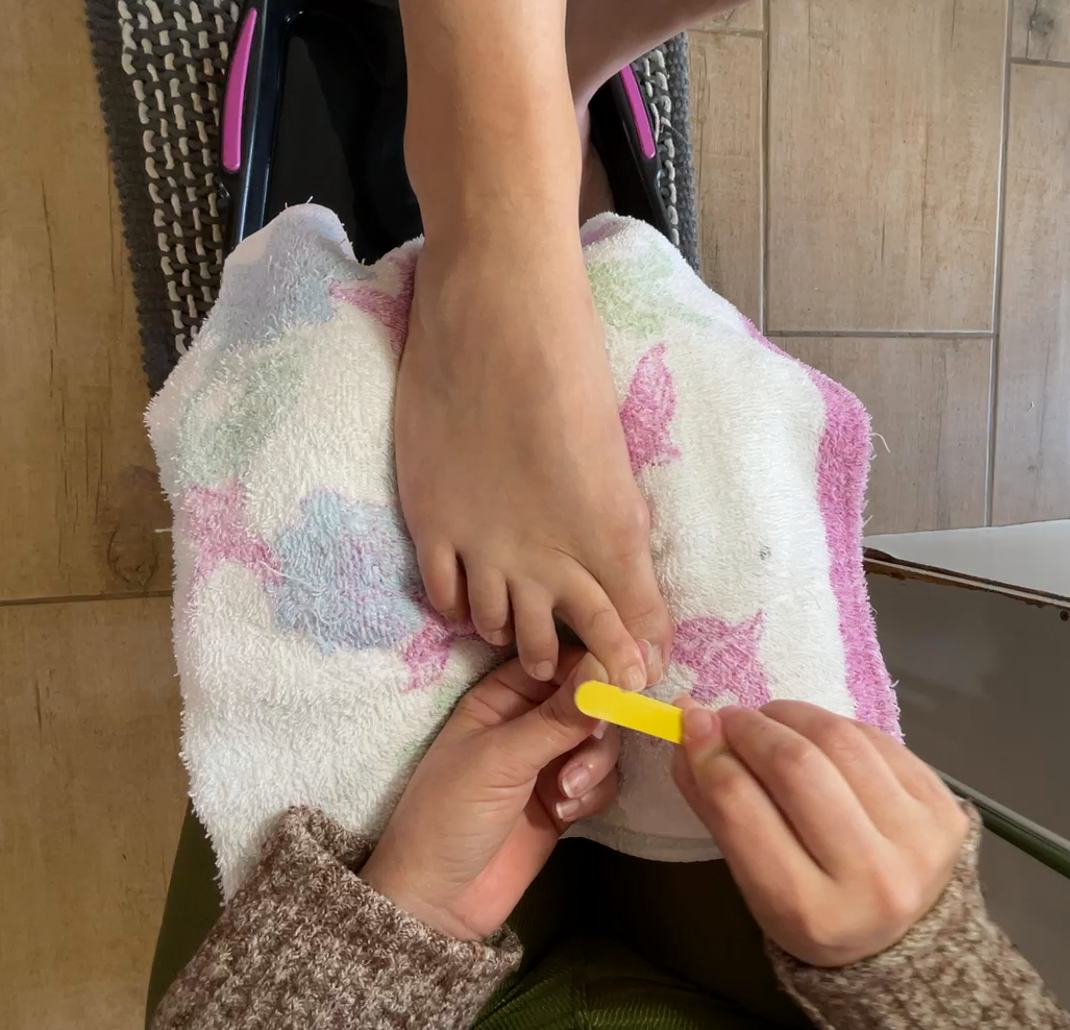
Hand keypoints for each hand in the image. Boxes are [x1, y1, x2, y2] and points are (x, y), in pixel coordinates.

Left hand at [360, 651, 619, 940]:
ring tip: (566, 793)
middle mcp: (529, 720)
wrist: (439, 902)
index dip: (595, 668)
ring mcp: (549, 760)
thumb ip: (558, 716)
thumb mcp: (502, 758)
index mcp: (502, 695)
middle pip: (591, 700)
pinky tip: (566, 812)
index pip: (561, 660)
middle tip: (587, 749)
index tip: (625, 681)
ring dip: (594, 764)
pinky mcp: (565, 798)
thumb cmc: (452, 813)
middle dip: (596, 726)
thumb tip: (606, 667)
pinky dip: (594, 792)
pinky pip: (602, 780)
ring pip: (602, 741)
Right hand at [396, 238, 672, 690]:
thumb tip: (619, 557)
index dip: (635, 658)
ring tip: (519, 633)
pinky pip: (446, 599)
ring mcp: (485, 546)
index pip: (631, 624)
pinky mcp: (434, 525)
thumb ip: (615, 521)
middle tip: (571, 666)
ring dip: (514, 637)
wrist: (498, 315)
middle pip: (563, 645)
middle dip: (574, 666)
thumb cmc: (571, 366)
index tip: (635, 675)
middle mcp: (548, 557)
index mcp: (609, 536)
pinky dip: (460, 609)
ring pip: (500, 630)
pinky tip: (469, 600)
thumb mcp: (612, 453)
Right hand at [671, 699, 970, 966]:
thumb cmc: (810, 907)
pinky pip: (875, 737)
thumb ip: (714, 801)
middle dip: (750, 727)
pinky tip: (815, 735)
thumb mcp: (751, 876)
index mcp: (808, 911)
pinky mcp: (945, 807)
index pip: (741, 808)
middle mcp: (872, 880)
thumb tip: (688, 725)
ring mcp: (919, 840)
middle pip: (796, 766)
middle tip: (729, 718)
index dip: (708, 755)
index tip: (691, 724)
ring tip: (770, 720)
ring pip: (838, 739)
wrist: (905, 941)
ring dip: (790, 715)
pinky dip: (832, 724)